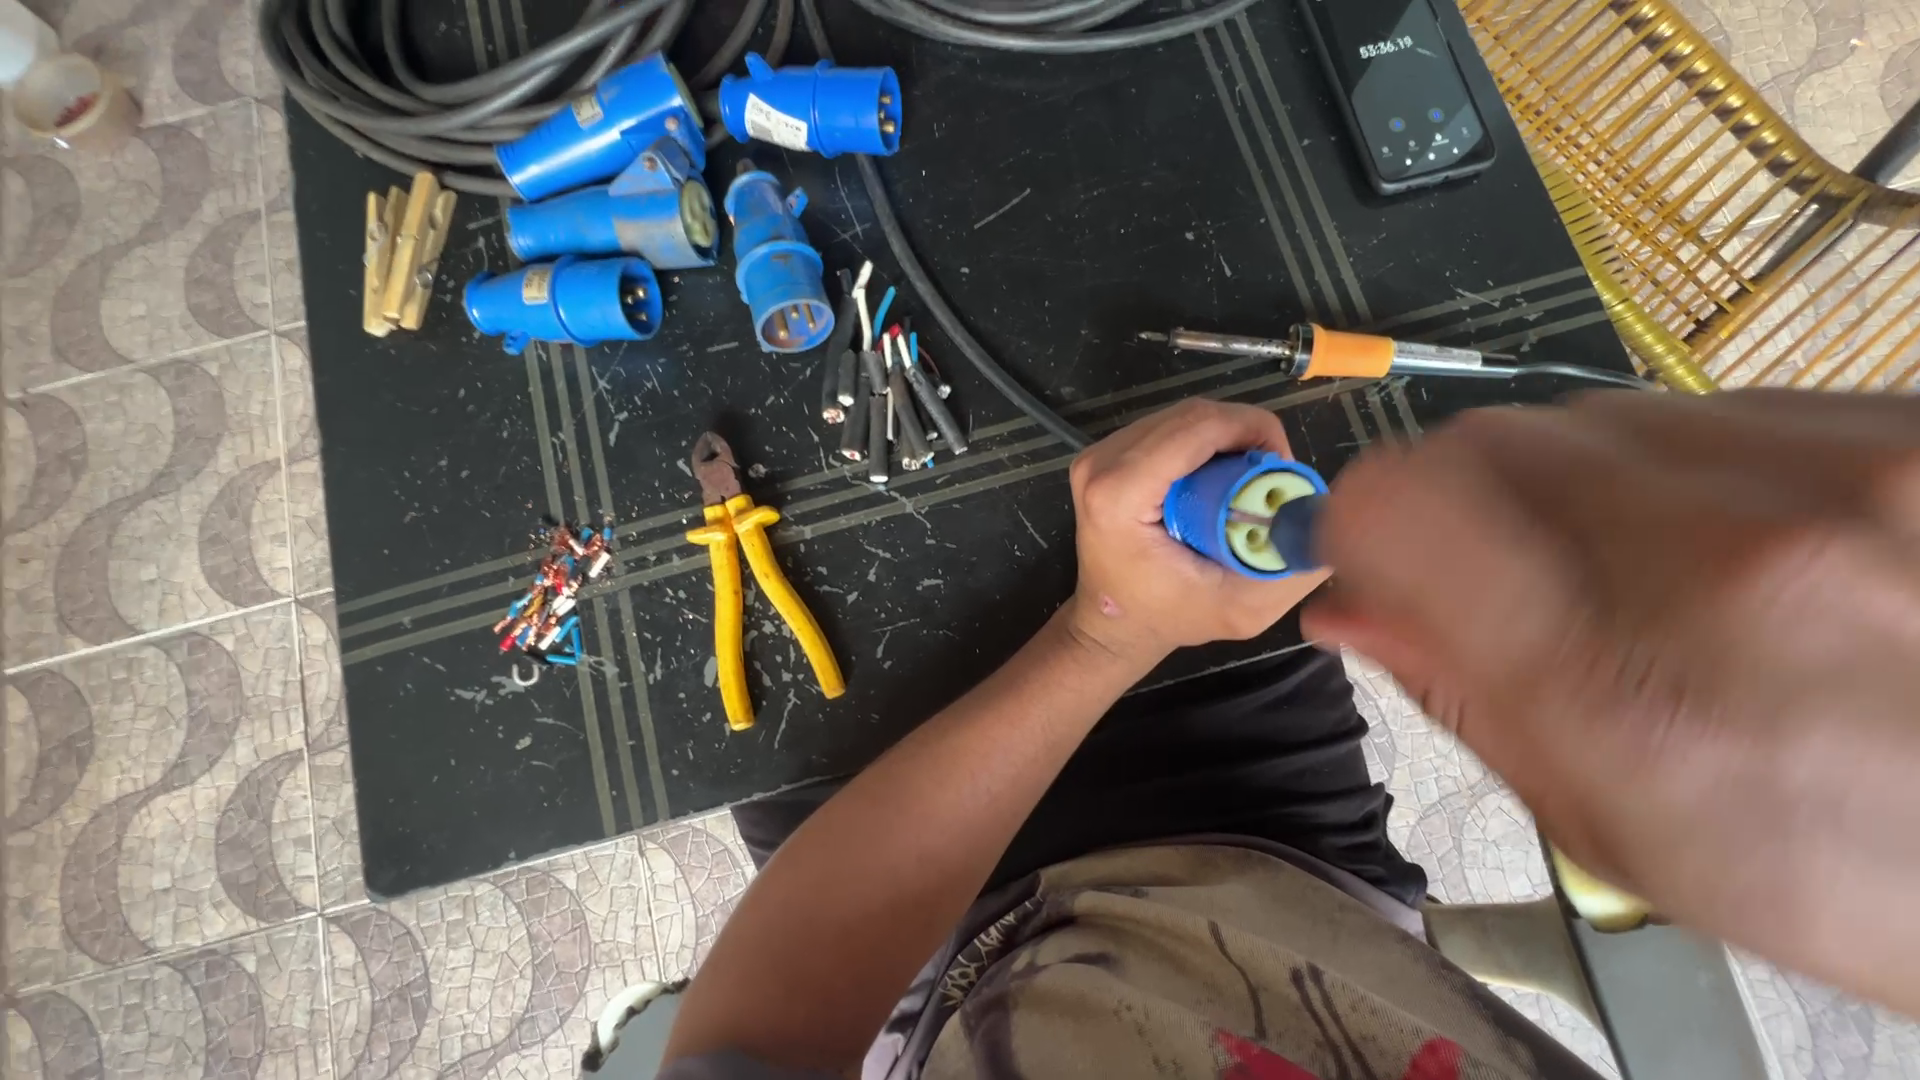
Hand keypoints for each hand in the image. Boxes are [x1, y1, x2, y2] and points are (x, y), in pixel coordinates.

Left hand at [1064, 398, 1329, 665]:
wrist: (1115, 622)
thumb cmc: (1170, 617)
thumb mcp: (1241, 609)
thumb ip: (1289, 568)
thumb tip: (1327, 516)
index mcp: (1119, 496)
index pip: (1197, 428)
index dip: (1252, 432)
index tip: (1281, 470)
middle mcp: (1100, 466)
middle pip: (1191, 416)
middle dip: (1245, 434)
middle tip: (1271, 477)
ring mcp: (1097, 456)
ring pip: (1181, 416)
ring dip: (1225, 437)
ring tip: (1246, 481)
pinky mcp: (1104, 455)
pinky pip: (1166, 427)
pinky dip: (1202, 442)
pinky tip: (1217, 478)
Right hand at [1303, 389, 1919, 1012]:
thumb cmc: (1840, 868)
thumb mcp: (1604, 819)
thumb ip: (1453, 688)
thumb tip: (1342, 602)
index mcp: (1622, 691)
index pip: (1397, 506)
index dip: (1355, 519)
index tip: (1369, 554)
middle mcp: (1732, 557)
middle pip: (1483, 441)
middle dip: (1456, 498)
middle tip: (1506, 571)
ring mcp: (1852, 474)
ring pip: (1587, 415)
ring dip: (1568, 481)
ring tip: (1646, 566)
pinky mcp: (1918, 426)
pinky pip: (1705, 406)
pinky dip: (1673, 464)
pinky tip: (1740, 538)